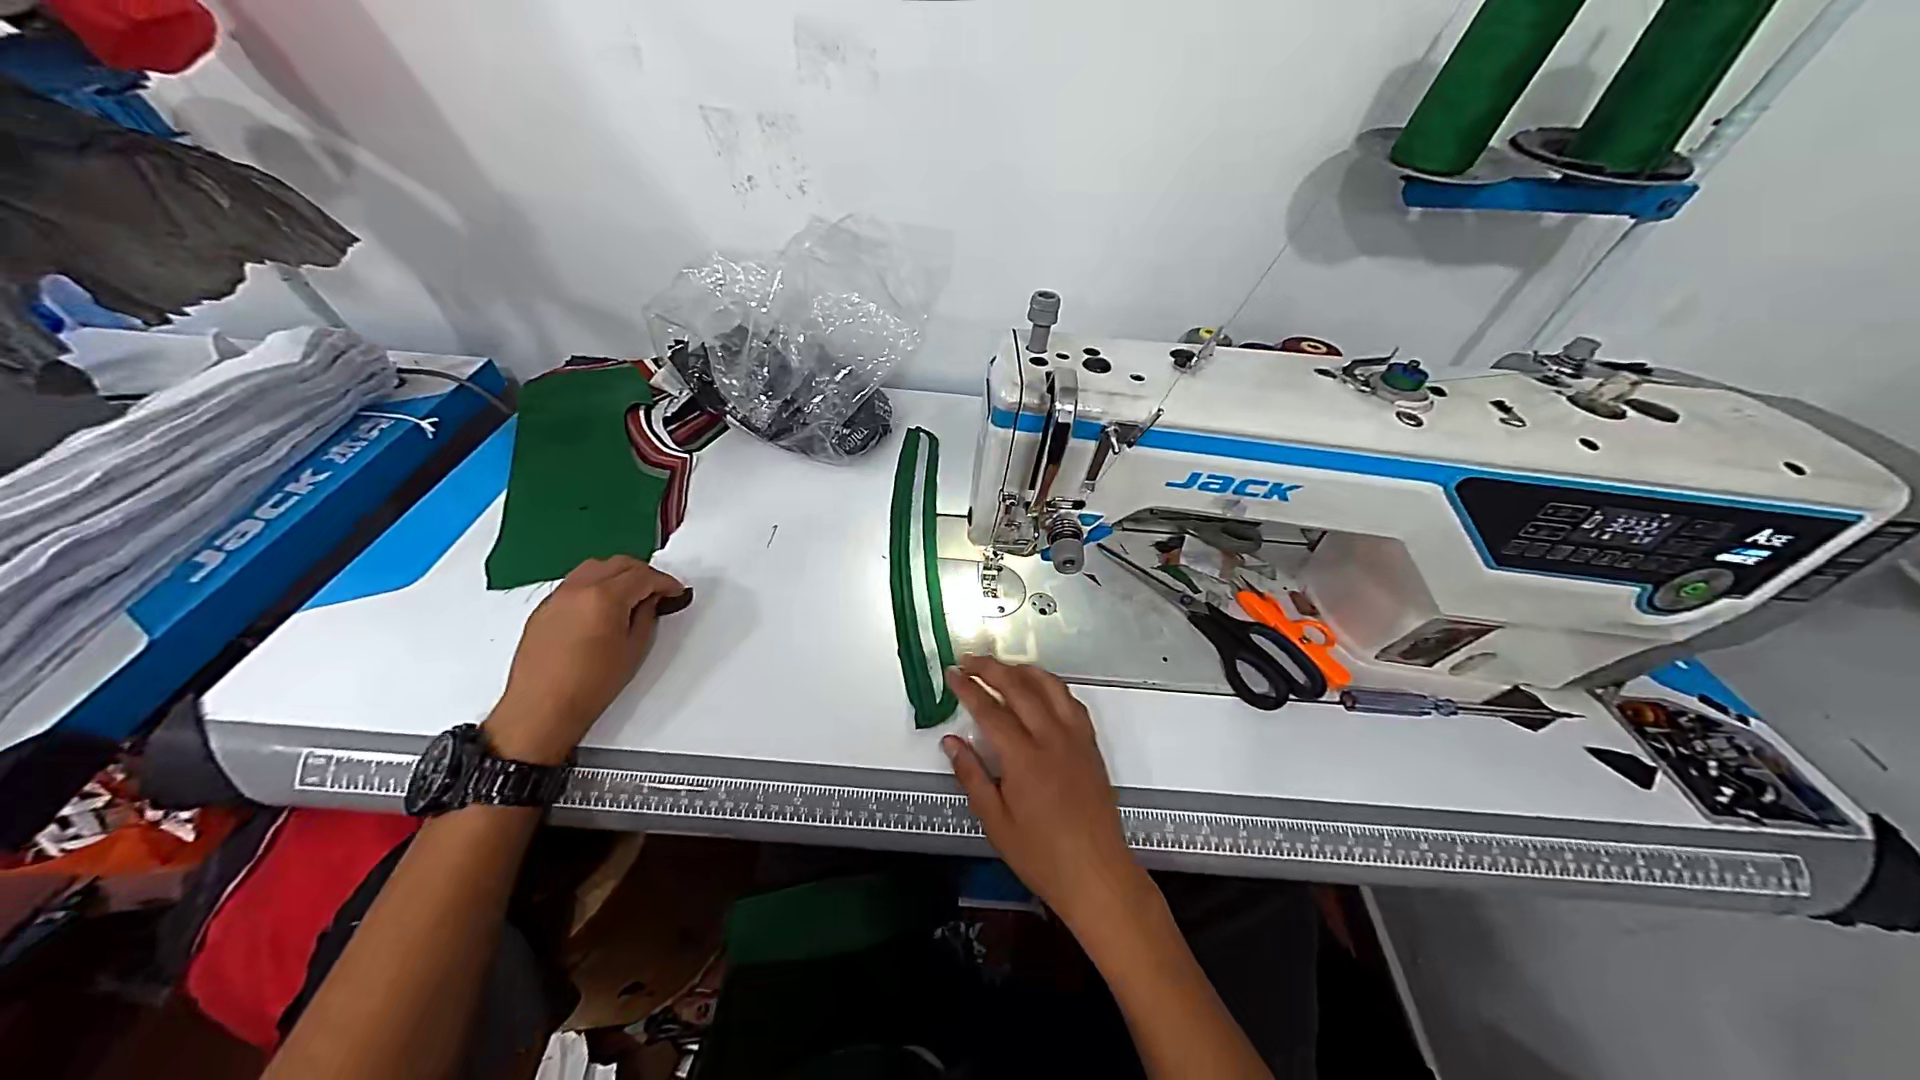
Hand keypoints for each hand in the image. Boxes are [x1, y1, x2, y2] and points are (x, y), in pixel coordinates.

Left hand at [484, 556, 685, 765]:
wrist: (543, 707)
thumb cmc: (590, 684)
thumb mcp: (634, 649)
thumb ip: (646, 615)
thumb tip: (650, 601)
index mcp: (605, 597)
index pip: (643, 575)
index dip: (665, 581)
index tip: (674, 590)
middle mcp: (578, 589)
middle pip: (618, 563)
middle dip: (643, 572)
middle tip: (657, 590)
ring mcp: (557, 596)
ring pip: (594, 567)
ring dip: (617, 574)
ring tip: (631, 594)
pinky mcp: (544, 608)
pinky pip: (575, 582)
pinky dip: (595, 584)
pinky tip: (604, 605)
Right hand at [942, 655, 1149, 930]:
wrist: (1096, 873)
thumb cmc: (1043, 856)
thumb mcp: (996, 821)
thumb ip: (972, 775)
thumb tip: (952, 744)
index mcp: (1025, 758)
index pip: (990, 709)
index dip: (968, 688)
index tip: (952, 674)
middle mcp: (1053, 739)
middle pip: (1019, 687)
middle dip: (991, 668)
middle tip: (969, 661)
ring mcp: (1076, 739)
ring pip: (1049, 686)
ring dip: (1023, 669)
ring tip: (1001, 665)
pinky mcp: (1090, 745)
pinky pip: (1071, 701)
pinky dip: (1051, 686)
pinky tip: (1041, 687)